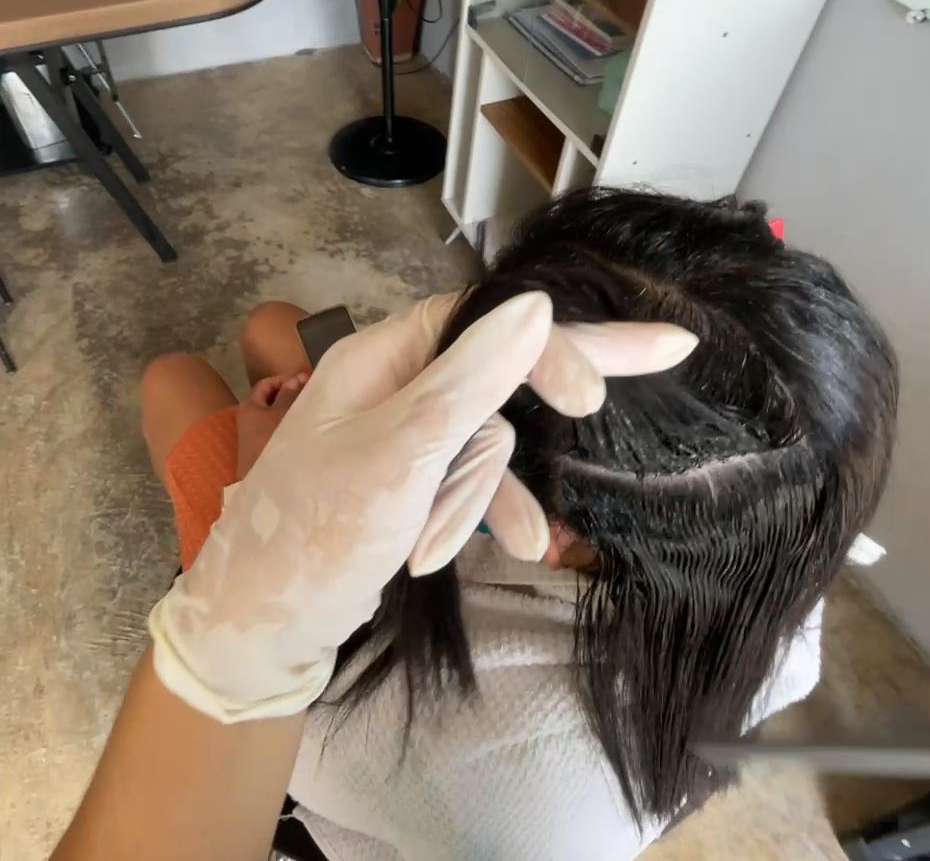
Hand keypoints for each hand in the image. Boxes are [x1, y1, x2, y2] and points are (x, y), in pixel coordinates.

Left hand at [148, 291, 697, 721]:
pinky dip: (486, 507)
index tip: (594, 393)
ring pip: (484, 437)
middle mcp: (392, 382)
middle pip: (497, 366)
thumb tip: (536, 305)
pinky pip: (467, 477)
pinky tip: (523, 542)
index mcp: (380, 359)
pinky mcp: (409, 477)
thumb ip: (467, 379)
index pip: (482, 323)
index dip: (548, 345)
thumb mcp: (399, 454)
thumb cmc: (317, 536)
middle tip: (666, 347)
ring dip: (489, 489)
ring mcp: (402, 432)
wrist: (262, 625)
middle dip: (561, 379)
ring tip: (500, 539)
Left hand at [236, 373, 306, 479]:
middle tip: (308, 394)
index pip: (266, 383)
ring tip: (307, 410)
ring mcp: (253, 432)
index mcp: (249, 405)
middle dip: (288, 394)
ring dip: (289, 409)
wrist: (261, 477)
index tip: (303, 381)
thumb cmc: (271, 439)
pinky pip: (273, 427)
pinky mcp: (260, 445)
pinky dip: (286, 423)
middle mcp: (248, 416)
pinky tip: (299, 427)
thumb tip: (293, 378)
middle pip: (269, 398)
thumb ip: (288, 395)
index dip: (284, 380)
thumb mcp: (282, 413)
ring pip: (273, 414)